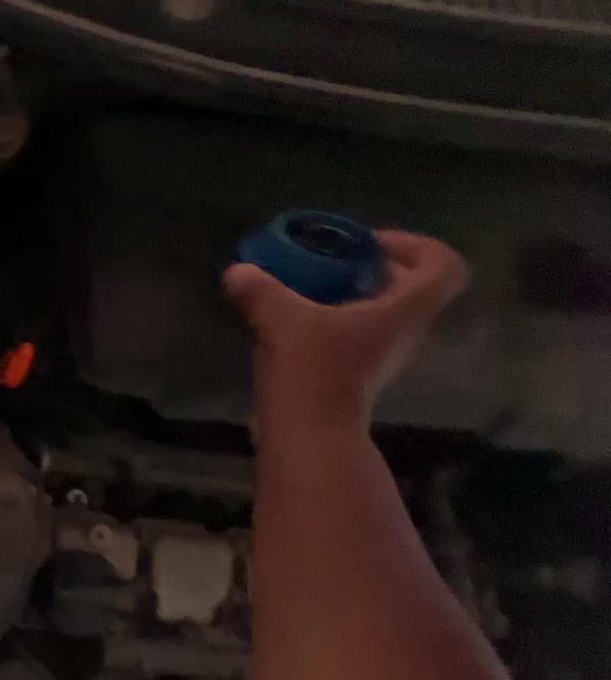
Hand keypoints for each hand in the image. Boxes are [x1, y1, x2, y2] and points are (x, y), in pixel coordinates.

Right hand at [223, 230, 468, 434]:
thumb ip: (261, 293)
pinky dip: (335, 324)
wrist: (310, 434)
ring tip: (311, 294)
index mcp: (404, 310)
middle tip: (335, 264)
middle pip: (409, 288)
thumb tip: (237, 271)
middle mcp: (404, 331)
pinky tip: (298, 328)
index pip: (442, 265)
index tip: (370, 245)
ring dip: (353, 298)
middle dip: (375, 270)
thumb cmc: (313, 373)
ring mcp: (382, 357)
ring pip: (382, 314)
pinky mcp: (356, 376)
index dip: (415, 245)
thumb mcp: (282, 324)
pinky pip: (357, 337)